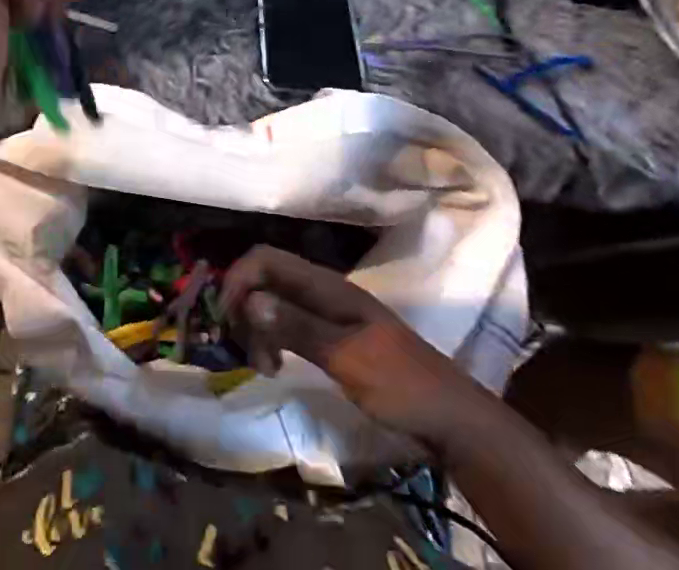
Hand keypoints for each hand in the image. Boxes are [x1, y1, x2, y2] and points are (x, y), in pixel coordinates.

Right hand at [221, 245, 497, 440]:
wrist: (451, 419)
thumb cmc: (401, 385)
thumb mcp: (346, 357)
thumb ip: (296, 326)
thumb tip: (249, 299)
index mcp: (326, 286)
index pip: (265, 258)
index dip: (238, 280)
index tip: (227, 321)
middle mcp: (322, 291)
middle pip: (264, 279)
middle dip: (245, 310)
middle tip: (250, 354)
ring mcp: (326, 314)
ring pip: (271, 304)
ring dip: (257, 329)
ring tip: (265, 368)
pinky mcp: (329, 337)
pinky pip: (286, 325)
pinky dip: (272, 340)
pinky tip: (276, 367)